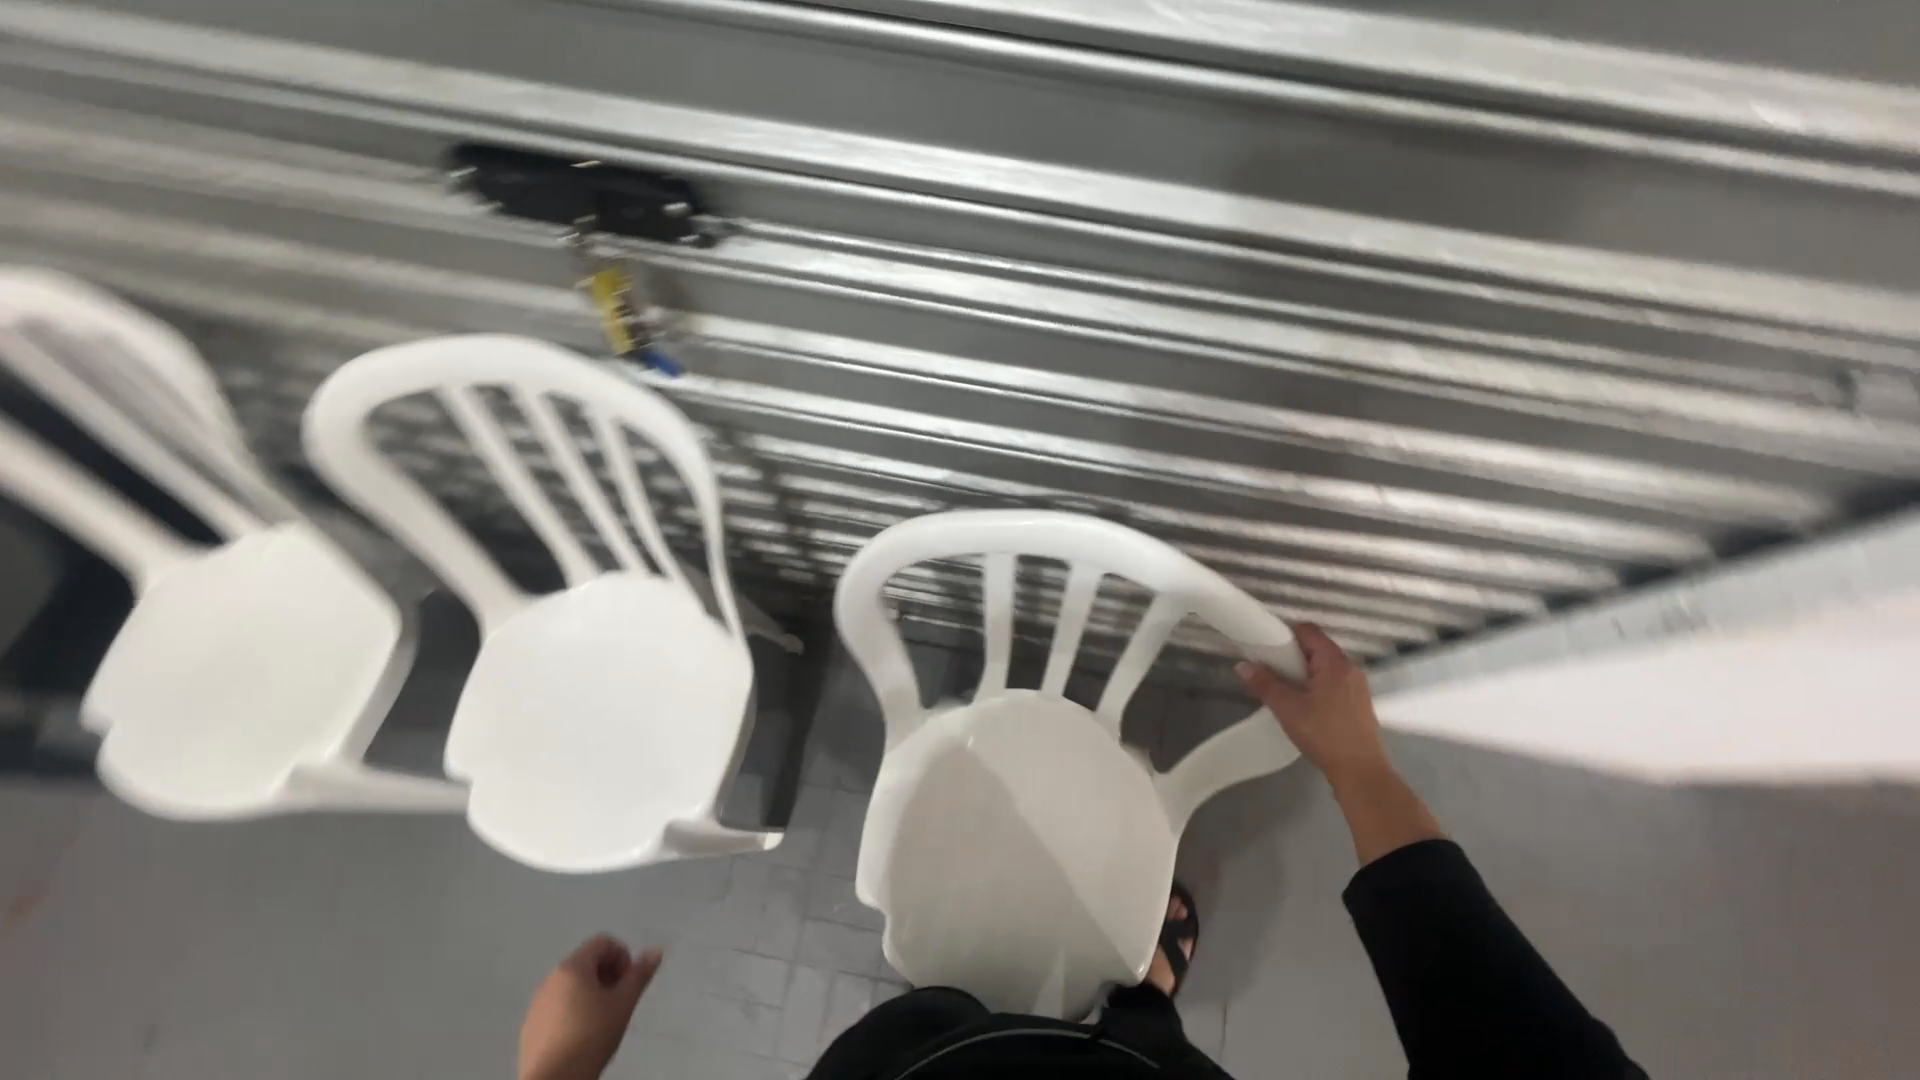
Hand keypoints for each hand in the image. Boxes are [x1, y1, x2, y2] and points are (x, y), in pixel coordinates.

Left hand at [519, 934, 661, 1079]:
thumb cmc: (592, 1036)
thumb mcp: (623, 1003)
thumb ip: (640, 974)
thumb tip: (655, 950)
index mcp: (572, 968)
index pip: (603, 942)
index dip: (622, 956)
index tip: (628, 983)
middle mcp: (550, 979)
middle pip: (586, 963)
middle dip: (608, 975)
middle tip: (619, 1001)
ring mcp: (537, 1004)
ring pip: (571, 986)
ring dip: (591, 994)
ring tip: (602, 1021)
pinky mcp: (530, 1027)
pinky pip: (557, 1007)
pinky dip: (573, 1011)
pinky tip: (581, 1037)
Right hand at [1236, 623, 1388, 787]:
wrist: (1360, 772)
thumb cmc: (1324, 734)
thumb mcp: (1287, 708)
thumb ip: (1264, 684)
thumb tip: (1242, 666)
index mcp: (1335, 663)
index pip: (1309, 632)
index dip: (1286, 636)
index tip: (1267, 651)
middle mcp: (1351, 669)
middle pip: (1316, 649)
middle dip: (1292, 658)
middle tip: (1272, 675)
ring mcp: (1358, 688)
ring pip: (1324, 669)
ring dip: (1303, 675)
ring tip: (1285, 694)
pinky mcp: (1359, 705)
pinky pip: (1333, 684)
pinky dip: (1316, 688)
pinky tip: (1304, 708)